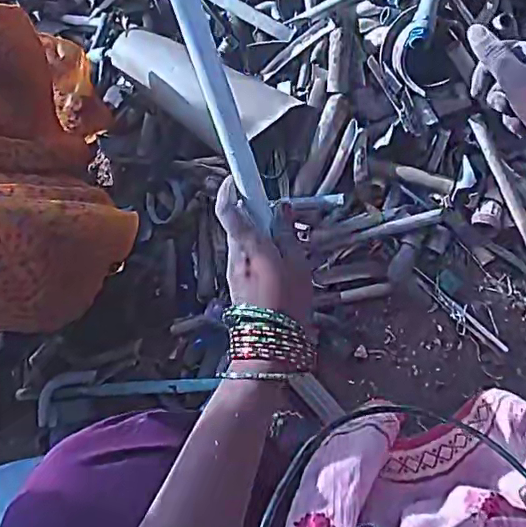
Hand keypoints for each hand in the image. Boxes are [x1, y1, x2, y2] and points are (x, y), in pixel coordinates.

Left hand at [215, 178, 312, 327]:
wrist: (269, 350)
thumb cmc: (287, 306)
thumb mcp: (297, 266)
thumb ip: (287, 234)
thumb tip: (280, 210)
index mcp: (249, 246)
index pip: (228, 209)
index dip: (229, 188)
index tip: (237, 177)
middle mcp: (235, 255)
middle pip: (237, 223)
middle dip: (254, 215)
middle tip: (278, 219)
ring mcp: (232, 271)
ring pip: (242, 241)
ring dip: (258, 236)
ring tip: (284, 249)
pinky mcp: (236, 284)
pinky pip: (245, 258)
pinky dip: (258, 253)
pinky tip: (278, 267)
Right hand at [467, 23, 525, 141]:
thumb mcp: (514, 79)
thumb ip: (493, 56)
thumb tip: (475, 31)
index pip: (501, 52)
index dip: (484, 72)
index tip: (477, 91)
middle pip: (510, 76)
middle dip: (500, 96)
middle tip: (503, 108)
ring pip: (521, 96)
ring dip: (512, 111)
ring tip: (518, 123)